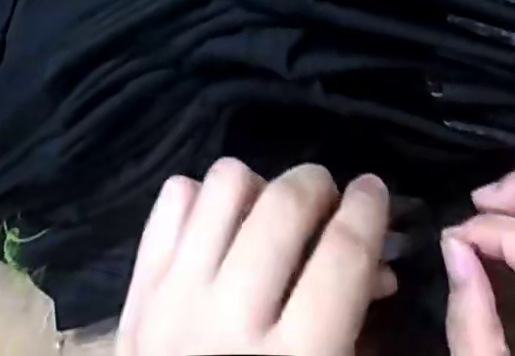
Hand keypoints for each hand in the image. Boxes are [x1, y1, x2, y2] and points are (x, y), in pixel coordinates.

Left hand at [117, 158, 394, 355]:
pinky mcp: (139, 286)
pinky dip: (202, 199)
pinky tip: (219, 226)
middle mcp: (230, 320)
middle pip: (282, 206)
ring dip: (258, 185)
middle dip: (316, 184)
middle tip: (328, 195)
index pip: (341, 258)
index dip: (367, 211)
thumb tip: (376, 262)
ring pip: (224, 185)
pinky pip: (174, 198)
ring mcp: (175, 296)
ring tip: (270, 210)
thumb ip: (357, 330)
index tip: (374, 187)